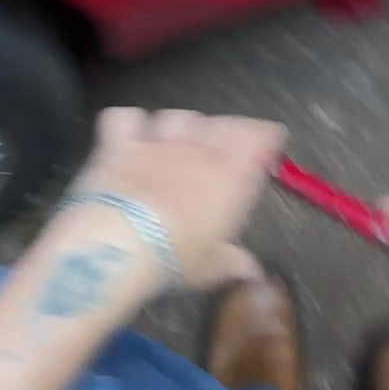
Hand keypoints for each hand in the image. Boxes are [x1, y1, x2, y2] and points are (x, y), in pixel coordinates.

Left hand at [59, 107, 286, 291]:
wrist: (121, 242)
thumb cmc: (176, 255)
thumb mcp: (211, 267)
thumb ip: (233, 263)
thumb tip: (253, 273)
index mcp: (231, 175)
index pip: (260, 136)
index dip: (265, 135)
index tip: (268, 141)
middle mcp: (199, 150)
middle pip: (223, 123)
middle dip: (230, 129)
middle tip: (229, 143)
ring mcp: (158, 142)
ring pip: (179, 116)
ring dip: (183, 125)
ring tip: (182, 139)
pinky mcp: (120, 143)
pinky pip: (126, 117)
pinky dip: (130, 123)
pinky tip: (132, 134)